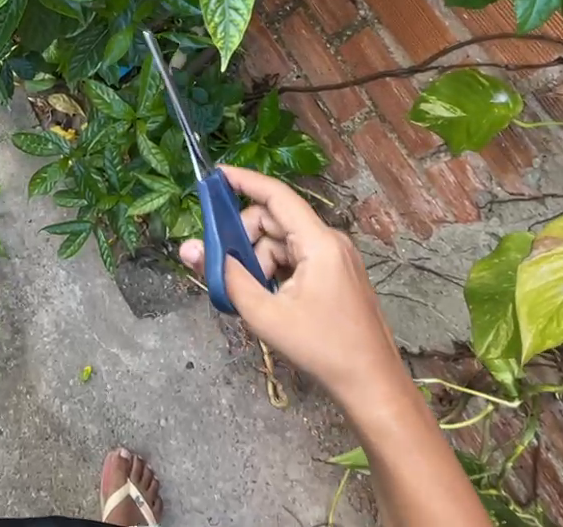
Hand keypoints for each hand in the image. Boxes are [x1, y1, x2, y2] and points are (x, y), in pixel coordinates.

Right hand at [179, 167, 409, 414]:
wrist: (374, 388)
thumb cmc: (323, 350)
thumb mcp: (264, 314)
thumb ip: (224, 276)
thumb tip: (189, 249)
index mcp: (319, 243)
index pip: (276, 195)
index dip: (244, 181)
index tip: (215, 176)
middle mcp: (330, 241)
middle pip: (273, 221)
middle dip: (245, 240)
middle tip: (229, 270)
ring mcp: (335, 256)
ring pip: (280, 241)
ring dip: (258, 261)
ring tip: (256, 296)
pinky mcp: (336, 272)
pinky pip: (294, 256)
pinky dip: (274, 270)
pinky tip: (271, 298)